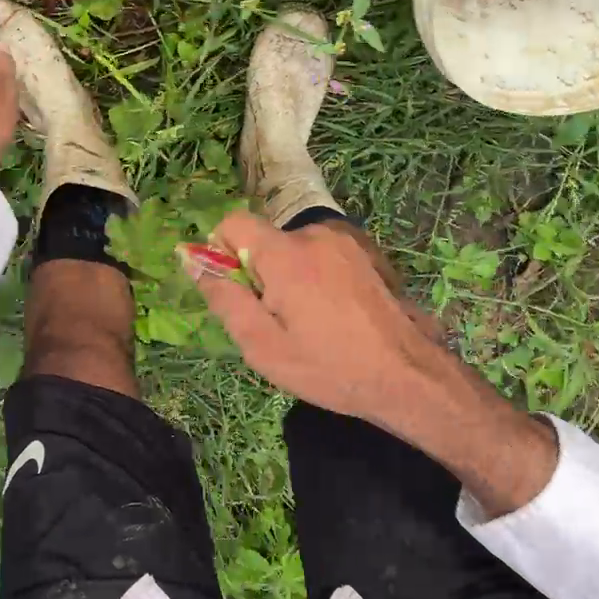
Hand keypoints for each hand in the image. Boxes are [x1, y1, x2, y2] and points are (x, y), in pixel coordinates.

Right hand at [183, 211, 557, 515]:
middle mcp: (315, 234)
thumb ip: (223, 298)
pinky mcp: (365, 252)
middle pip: (264, 239)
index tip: (236, 290)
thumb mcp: (262, 345)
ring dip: (289, 275)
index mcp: (285, 254)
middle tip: (278, 320)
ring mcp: (345, 240)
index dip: (221, 251)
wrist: (407, 375)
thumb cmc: (328, 367)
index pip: (233, 222)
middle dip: (260, 272)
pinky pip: (321, 254)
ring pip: (293, 248)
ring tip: (311, 322)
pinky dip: (316, 275)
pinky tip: (336, 314)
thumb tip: (191, 259)